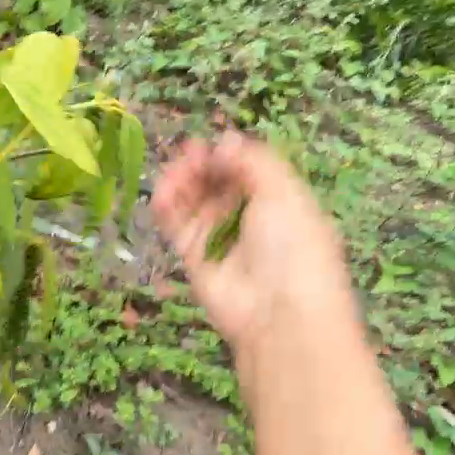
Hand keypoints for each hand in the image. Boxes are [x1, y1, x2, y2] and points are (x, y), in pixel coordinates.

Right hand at [150, 132, 355, 357]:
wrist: (278, 314)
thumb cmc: (294, 248)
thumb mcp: (284, 194)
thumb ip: (252, 161)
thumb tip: (224, 140)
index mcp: (278, 198)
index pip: (244, 166)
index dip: (225, 153)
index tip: (210, 146)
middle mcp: (246, 213)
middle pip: (213, 177)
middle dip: (198, 163)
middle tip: (188, 158)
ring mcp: (217, 233)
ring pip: (190, 195)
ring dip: (178, 180)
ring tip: (172, 179)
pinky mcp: (191, 252)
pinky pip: (173, 221)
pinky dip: (164, 205)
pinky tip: (161, 196)